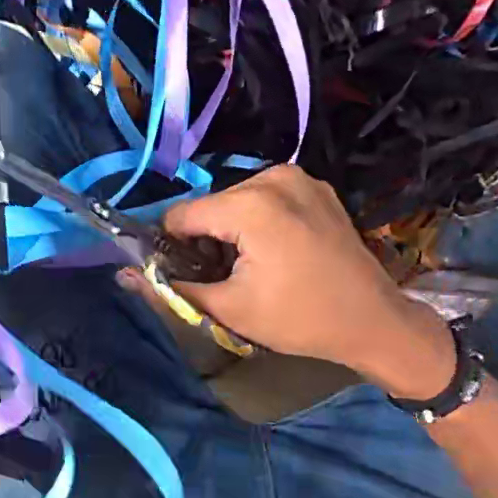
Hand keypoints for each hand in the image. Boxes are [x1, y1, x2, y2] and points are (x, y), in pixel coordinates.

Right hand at [162, 166, 455, 395]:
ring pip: (234, 203)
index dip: (172, 249)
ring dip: (229, 234)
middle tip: (225, 281)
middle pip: (209, 208)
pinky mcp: (315, 187)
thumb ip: (172, 289)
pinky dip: (257, 224)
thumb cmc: (299, 319)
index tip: (185, 278)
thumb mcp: (229, 309)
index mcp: (251, 203)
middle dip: (205, 242)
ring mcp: (299, 178)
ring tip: (252, 270)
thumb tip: (124, 276)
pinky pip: (264, 199)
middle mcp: (273, 177)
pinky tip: (275, 255)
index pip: (181, 215)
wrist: (373, 321)